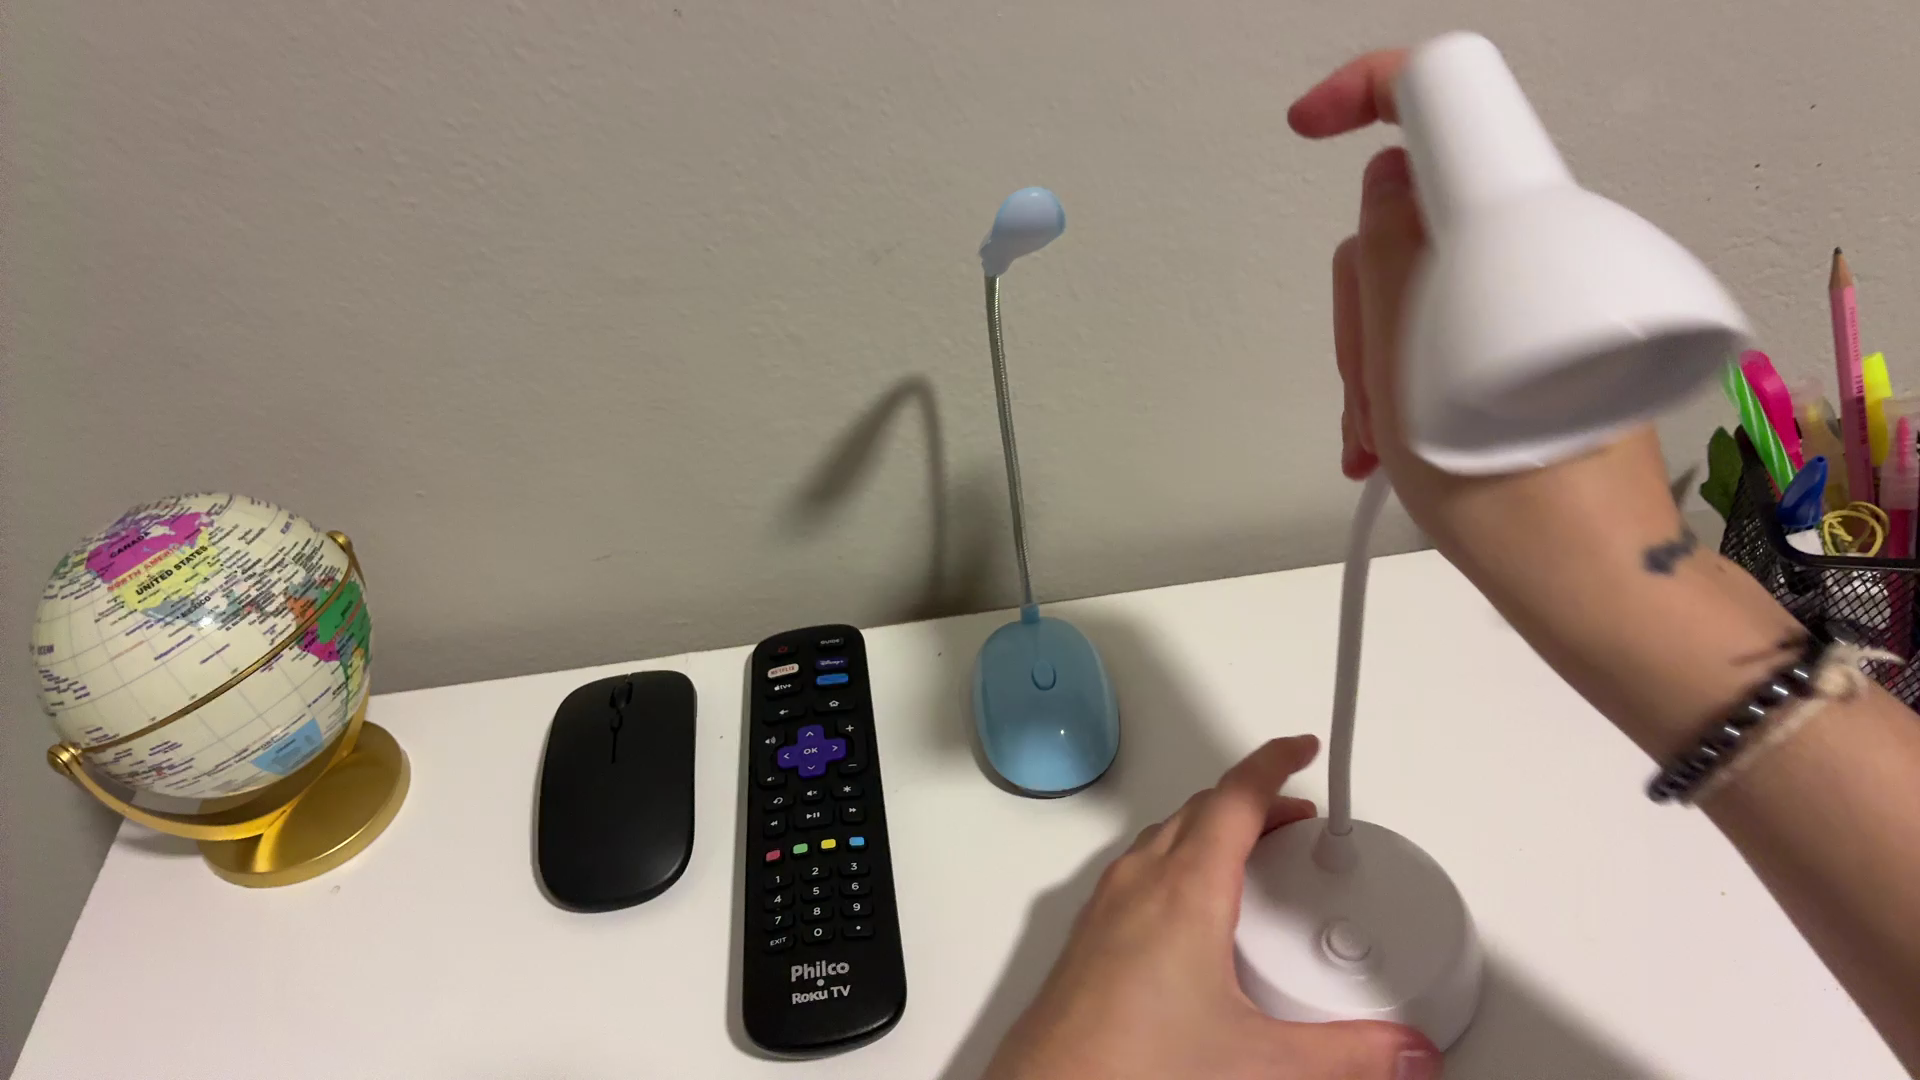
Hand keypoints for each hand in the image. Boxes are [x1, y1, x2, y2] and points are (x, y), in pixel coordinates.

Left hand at [982, 736, 1440, 1079]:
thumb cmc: (1135, 1064)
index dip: (1272, 763)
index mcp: (1185, 888)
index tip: (1300, 747)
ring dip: (1216, 827)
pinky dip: (1183, 856)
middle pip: (1203, 808)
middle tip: (1296, 815)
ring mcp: (1111, 897)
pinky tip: (1200, 905)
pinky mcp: (1095, 923)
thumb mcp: (1260, 1062)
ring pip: (1170, 832)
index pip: (1235, 797)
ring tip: (1256, 855)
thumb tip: (1407, 1049)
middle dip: (1254, 798)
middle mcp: (1142, 878)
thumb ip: (1345, 1053)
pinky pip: (1145, 863)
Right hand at [1287, 51, 1688, 626]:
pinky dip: (1393, 389)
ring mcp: (1516, 311)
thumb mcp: (1408, 373)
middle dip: (1359, 315)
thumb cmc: (1489, 482)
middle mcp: (1519, 259)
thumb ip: (1389, 260)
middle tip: (1362, 399)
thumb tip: (1387, 172)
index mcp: (1508, 239)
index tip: (1305, 126)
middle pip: (1401, 239)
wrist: (1574, 574)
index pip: (1452, 118)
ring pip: (1406, 302)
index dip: (1374, 95)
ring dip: (1369, 371)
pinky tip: (1380, 447)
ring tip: (1373, 443)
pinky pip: (1430, 342)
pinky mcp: (1515, 353)